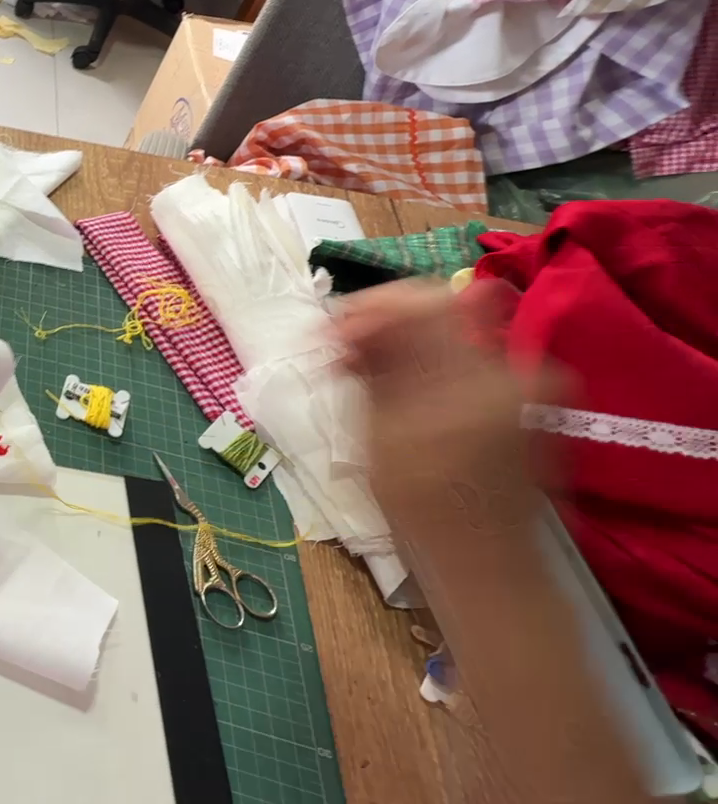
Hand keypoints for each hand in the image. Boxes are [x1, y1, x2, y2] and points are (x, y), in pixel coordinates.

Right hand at [334, 281, 560, 542]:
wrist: (483, 555)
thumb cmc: (419, 500)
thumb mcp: (380, 428)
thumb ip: (373, 364)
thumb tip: (351, 320)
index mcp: (477, 376)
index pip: (423, 301)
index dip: (371, 308)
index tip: (333, 335)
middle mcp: (511, 370)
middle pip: (433, 314)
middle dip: (377, 326)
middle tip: (338, 354)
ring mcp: (523, 385)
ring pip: (442, 335)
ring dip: (394, 345)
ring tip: (356, 373)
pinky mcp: (523, 400)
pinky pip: (461, 359)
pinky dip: (420, 364)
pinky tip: (390, 389)